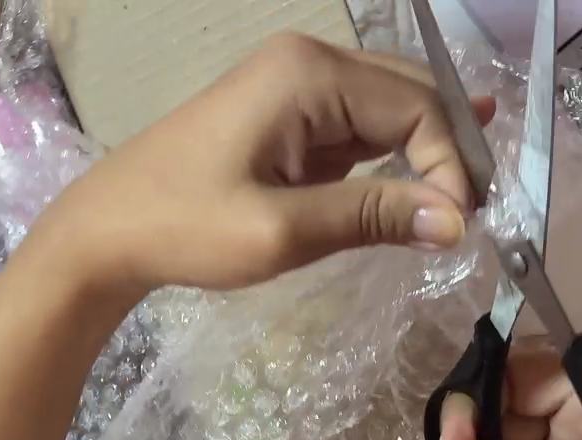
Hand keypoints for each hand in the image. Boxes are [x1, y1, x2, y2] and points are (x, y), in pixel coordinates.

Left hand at [37, 33, 493, 297]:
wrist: (112, 230)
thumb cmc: (187, 227)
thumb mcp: (283, 230)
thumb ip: (370, 218)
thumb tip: (455, 221)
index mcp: (311, 75)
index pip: (416, 107)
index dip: (449, 166)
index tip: (458, 229)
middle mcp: (311, 66)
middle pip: (408, 99)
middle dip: (446, 155)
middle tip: (470, 218)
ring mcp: (296, 92)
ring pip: (386, 116)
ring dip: (421, 159)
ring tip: (456, 207)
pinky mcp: (287, 123)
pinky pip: (356, 135)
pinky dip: (387, 165)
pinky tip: (415, 187)